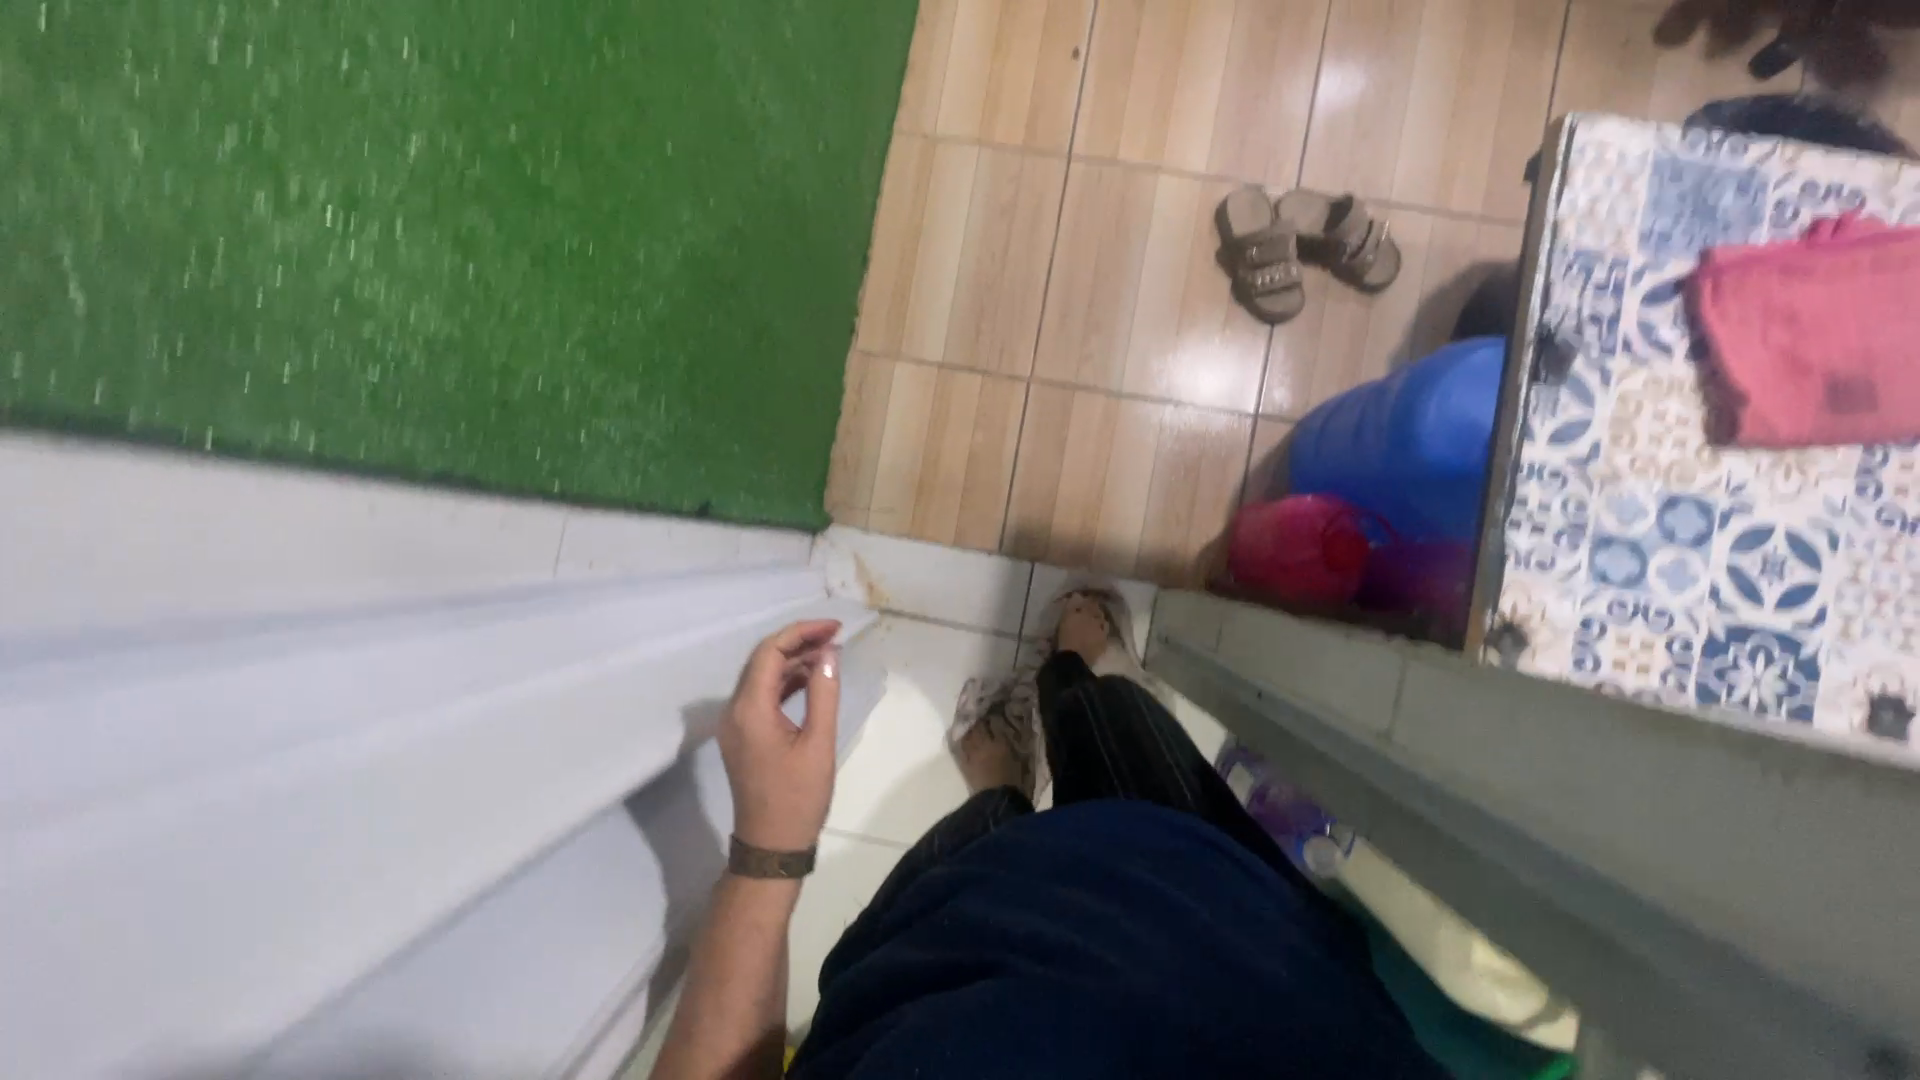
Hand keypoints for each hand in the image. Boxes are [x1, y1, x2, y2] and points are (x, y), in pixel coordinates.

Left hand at [720, 620, 841, 851]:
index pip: (769, 652)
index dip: (801, 632)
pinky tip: (812, 679)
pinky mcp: (743, 734)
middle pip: (762, 660)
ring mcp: (735, 723)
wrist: (771, 845)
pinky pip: (761, 695)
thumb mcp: (818, 743)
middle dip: (798, 641)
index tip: (834, 629)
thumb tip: (828, 654)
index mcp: (749, 710)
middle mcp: (734, 710)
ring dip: (793, 660)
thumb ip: (823, 693)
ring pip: (761, 676)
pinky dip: (785, 681)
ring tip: (829, 653)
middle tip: (835, 636)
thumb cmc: (798, 797)